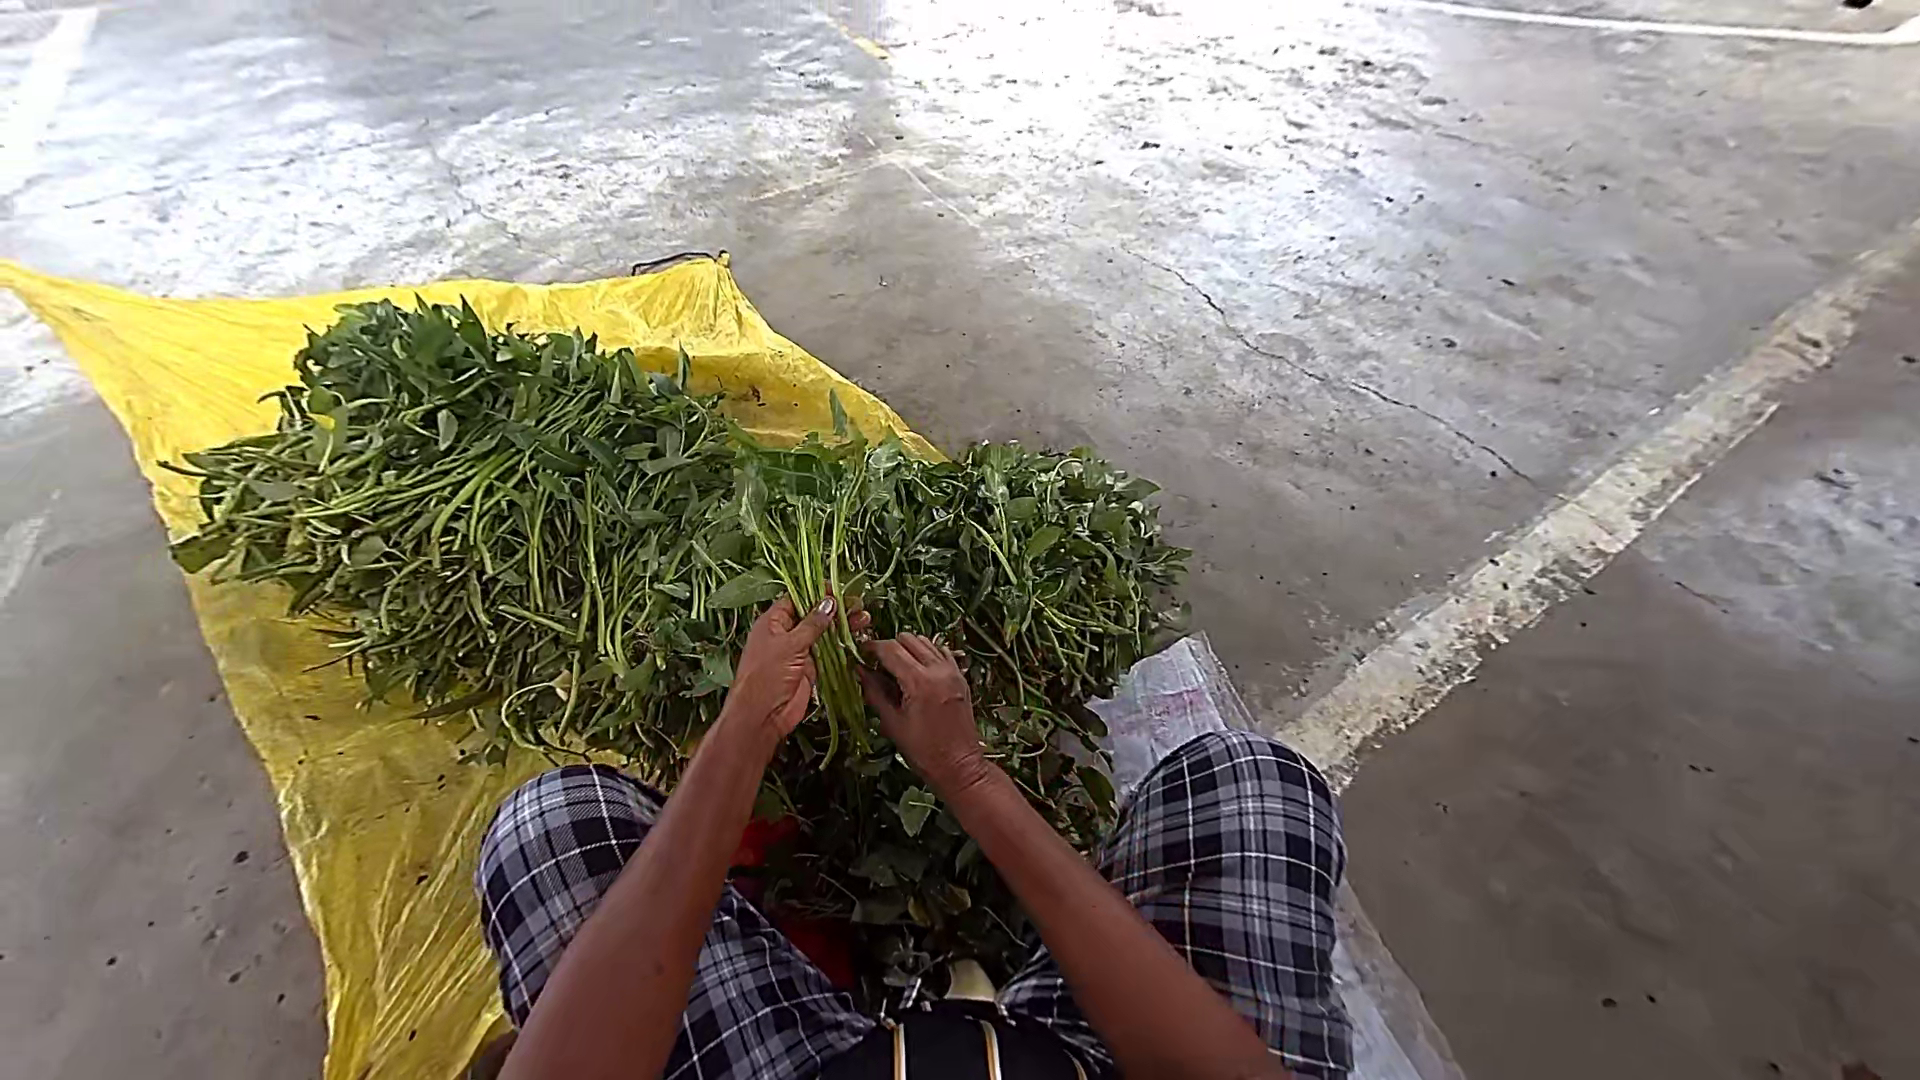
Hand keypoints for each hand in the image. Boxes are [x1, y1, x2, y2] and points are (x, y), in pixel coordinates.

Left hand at [723, 594, 869, 743]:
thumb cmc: (766, 676)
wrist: (762, 715)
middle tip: (858, 603)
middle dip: (835, 608)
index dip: (816, 592)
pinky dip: (841, 644)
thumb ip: (812, 623)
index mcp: (773, 622)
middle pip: (813, 614)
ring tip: (864, 618)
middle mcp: (786, 634)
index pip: (797, 598)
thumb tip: (830, 602)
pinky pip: (828, 651)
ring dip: (842, 625)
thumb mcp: (789, 644)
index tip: (838, 587)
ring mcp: (798, 651)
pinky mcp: (810, 667)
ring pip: (823, 633)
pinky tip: (857, 637)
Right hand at [857, 634, 990, 794]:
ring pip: (925, 642)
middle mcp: (938, 670)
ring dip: (908, 648)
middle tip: (877, 663)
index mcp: (919, 681)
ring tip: (896, 666)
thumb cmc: (923, 751)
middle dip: (889, 646)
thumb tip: (859, 671)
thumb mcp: (892, 723)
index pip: (890, 649)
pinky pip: (941, 652)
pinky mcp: (960, 676)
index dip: (872, 647)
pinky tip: (917, 669)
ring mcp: (952, 671)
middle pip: (908, 639)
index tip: (861, 651)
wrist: (959, 765)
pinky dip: (926, 653)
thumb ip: (875, 692)